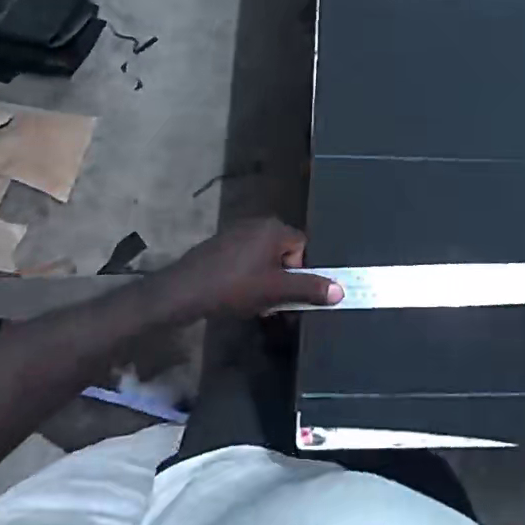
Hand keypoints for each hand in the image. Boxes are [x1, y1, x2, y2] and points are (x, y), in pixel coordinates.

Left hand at [156, 218, 343, 318]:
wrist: (185, 291)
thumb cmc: (235, 287)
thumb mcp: (276, 291)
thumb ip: (309, 289)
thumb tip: (340, 291)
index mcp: (273, 228)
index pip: (302, 247)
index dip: (299, 273)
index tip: (286, 293)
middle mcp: (257, 223)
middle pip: (283, 252)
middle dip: (282, 278)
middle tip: (271, 302)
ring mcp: (236, 232)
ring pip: (264, 258)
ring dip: (265, 280)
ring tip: (253, 301)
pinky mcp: (220, 244)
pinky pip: (246, 258)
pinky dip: (248, 276)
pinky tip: (236, 294)